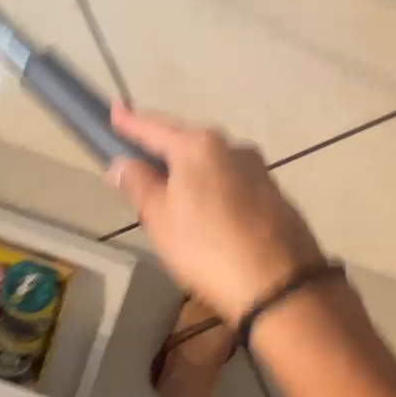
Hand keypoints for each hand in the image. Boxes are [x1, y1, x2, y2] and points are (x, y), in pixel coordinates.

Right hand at [105, 104, 325, 321]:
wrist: (280, 285)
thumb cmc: (207, 248)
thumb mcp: (160, 219)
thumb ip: (139, 185)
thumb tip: (121, 163)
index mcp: (199, 146)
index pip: (155, 128)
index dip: (131, 122)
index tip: (115, 111)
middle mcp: (233, 147)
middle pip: (187, 142)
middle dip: (163, 149)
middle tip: (139, 161)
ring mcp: (259, 170)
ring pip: (213, 164)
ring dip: (190, 172)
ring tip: (170, 192)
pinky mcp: (275, 195)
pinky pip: (232, 184)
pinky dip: (213, 190)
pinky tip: (206, 212)